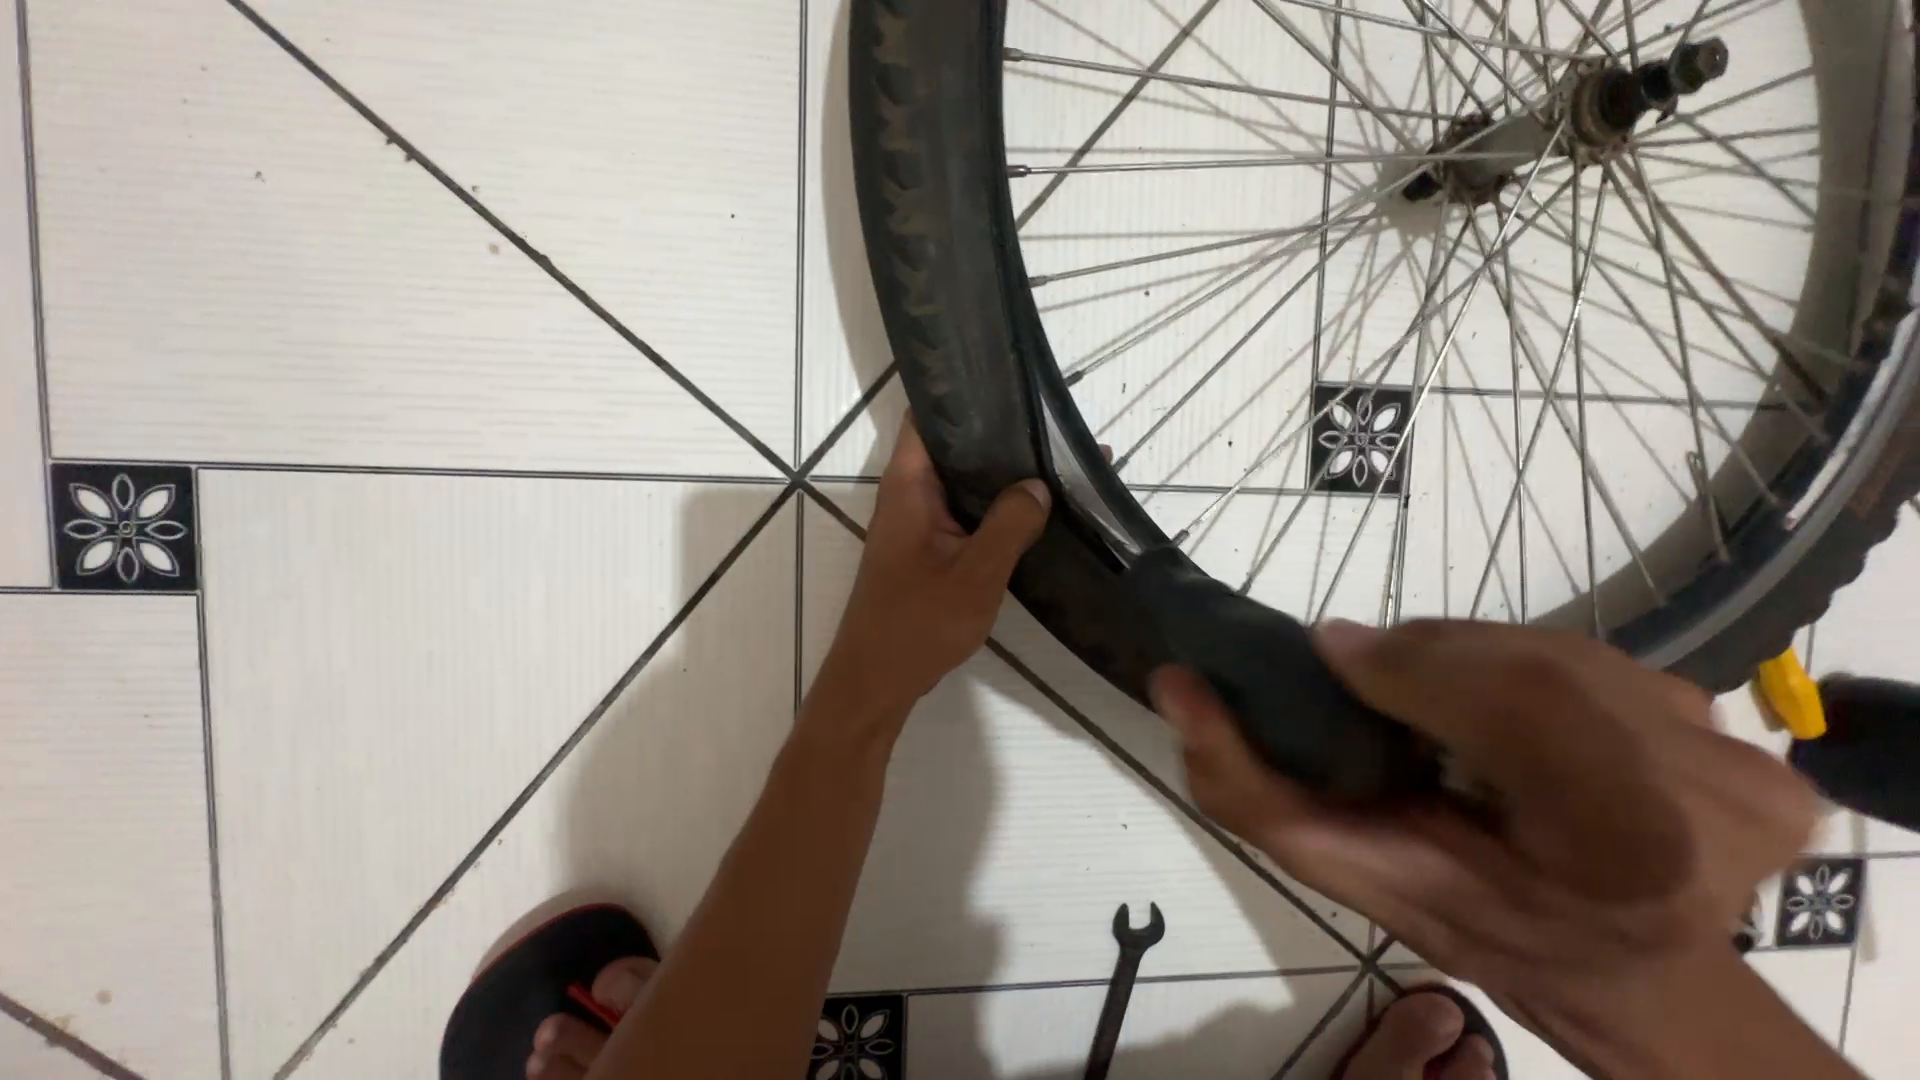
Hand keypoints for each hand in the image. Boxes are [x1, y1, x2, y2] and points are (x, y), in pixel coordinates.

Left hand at [816, 421, 1050, 727]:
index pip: (929, 416)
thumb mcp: (975, 574)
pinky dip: (997, 509)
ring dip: (1003, 476)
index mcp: (909, 485)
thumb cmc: (917, 625)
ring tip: (1058, 460)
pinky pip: (966, 514)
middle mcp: (910, 494)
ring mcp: (919, 522)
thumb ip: (1009, 524)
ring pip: (964, 484)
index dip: (966, 395)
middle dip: (1001, 437)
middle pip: (954, 448)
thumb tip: (1039, 485)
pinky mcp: (930, 548)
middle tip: (1055, 425)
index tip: (1012, 386)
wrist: (878, 682)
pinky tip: (1037, 510)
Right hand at [1150, 620, 1819, 1065]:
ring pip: (1559, 649)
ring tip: (1437, 711)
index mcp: (1623, 856)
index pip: (1517, 704)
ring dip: (1473, 663)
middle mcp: (1720, 797)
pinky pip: (1598, 658)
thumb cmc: (1469, 925)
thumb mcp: (1342, 870)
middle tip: (1372, 690)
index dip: (1415, 667)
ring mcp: (1746, 760)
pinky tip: (1512, 720)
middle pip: (1533, 663)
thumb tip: (1175, 681)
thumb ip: (1246, 785)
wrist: (1612, 967)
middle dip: (1430, 664)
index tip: (1329, 652)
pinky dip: (1530, 671)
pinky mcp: (1754, 740)